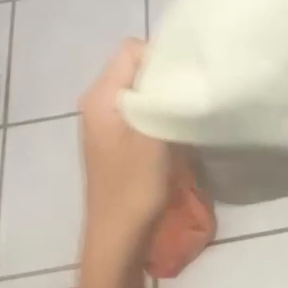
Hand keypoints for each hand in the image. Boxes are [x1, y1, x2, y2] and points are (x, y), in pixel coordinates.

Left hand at [76, 39, 175, 287]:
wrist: (117, 237)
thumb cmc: (134, 186)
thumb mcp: (154, 138)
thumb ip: (163, 97)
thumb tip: (180, 67)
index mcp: (100, 96)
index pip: (132, 50)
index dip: (160, 58)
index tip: (183, 81)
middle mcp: (98, 101)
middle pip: (136, 66)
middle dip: (164, 76)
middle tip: (190, 95)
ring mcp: (106, 120)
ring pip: (140, 89)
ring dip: (162, 97)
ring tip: (184, 112)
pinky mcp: (116, 137)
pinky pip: (139, 108)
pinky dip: (157, 113)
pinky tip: (173, 130)